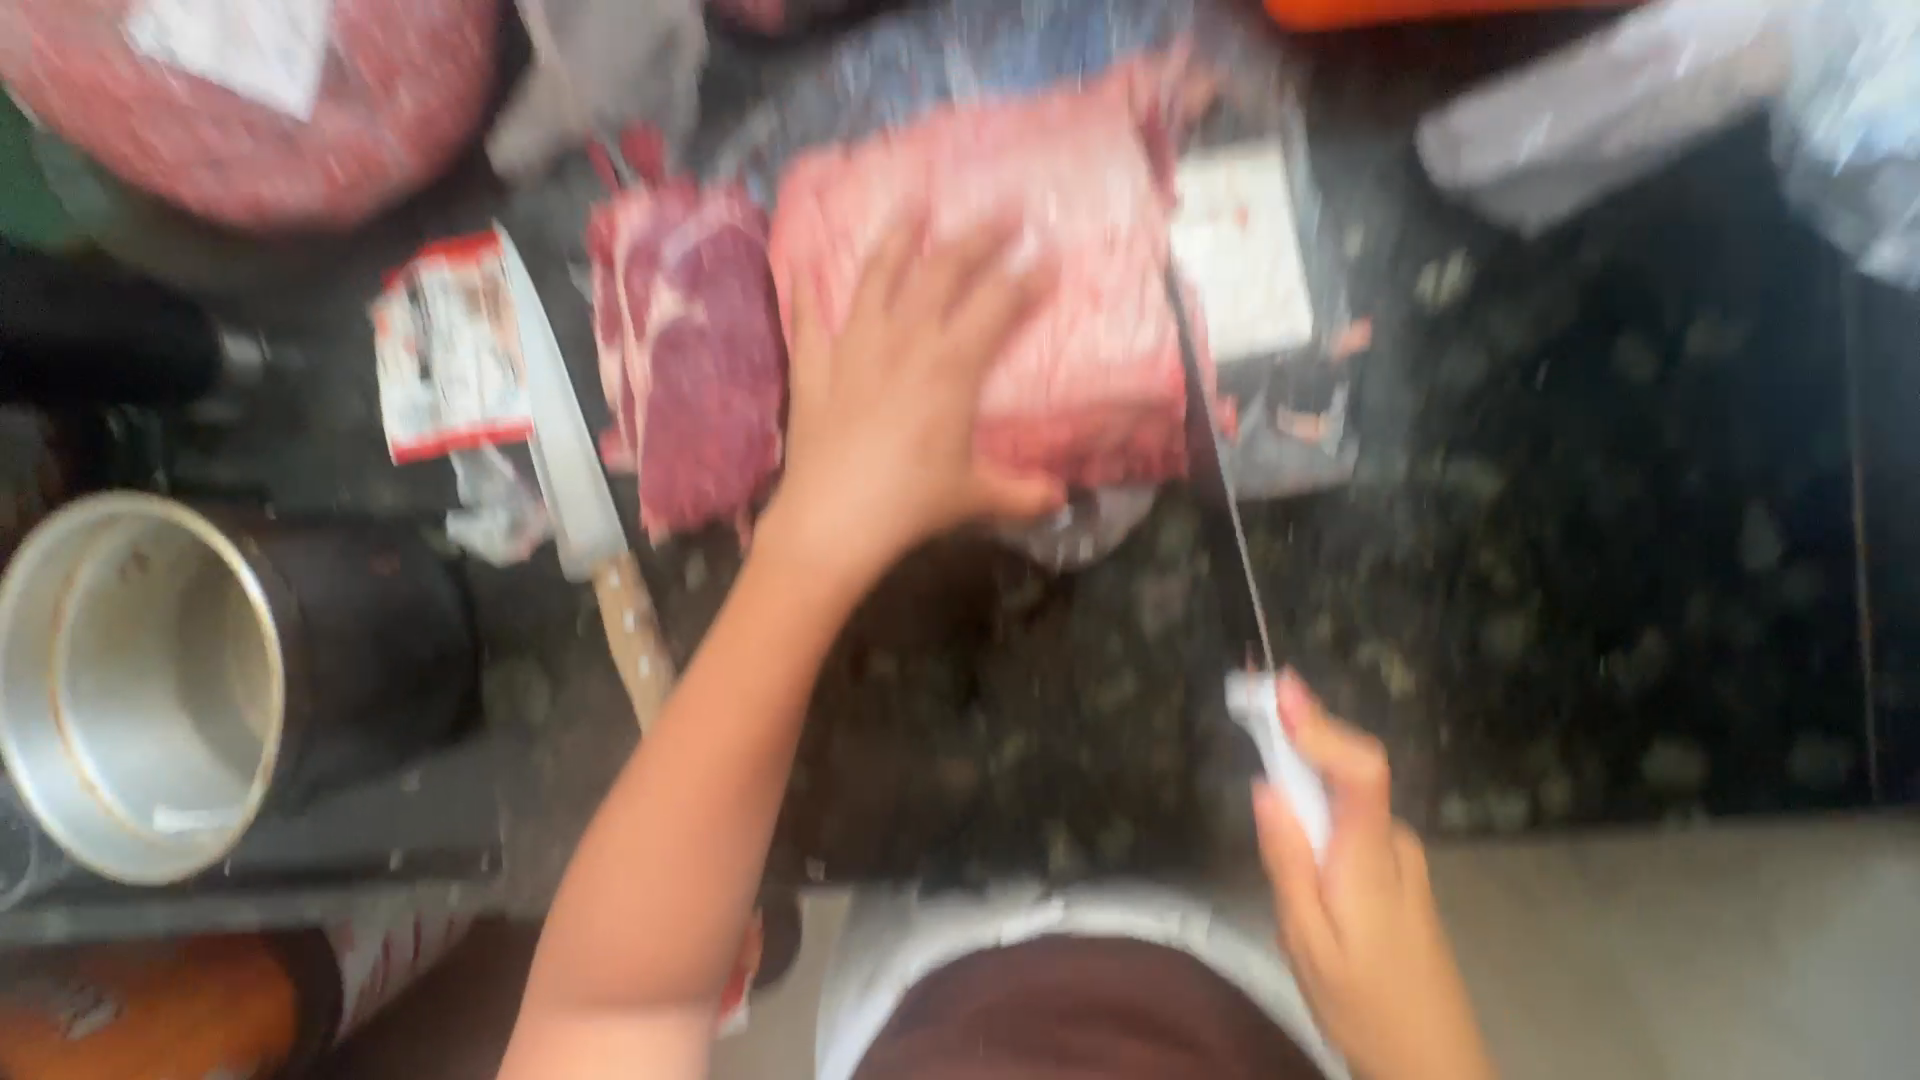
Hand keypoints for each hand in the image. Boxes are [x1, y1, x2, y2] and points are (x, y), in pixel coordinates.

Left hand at [759, 208, 1063, 592]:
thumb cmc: (911, 505)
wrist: (833, 521)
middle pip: (943, 270)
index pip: (999, 303)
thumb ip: (1022, 492)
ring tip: (914, 205)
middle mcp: (904, 340)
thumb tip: (1060, 499)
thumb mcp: (975, 497)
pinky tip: (804, 265)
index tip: (1049, 254)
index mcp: (951, 365)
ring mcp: (853, 347)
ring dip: (899, 236)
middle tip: (1002, 212)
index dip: (1028, 277)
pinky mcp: (814, 367)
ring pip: (877, 275)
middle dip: (978, 236)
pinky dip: (806, 291)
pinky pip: (808, 319)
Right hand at [1253, 671, 1496, 1079]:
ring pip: (1345, 794)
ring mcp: (1401, 854)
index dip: (1321, 724)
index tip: (1279, 689)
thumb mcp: (1307, 941)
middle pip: (1350, 766)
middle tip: (1251, 705)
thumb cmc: (1364, 1005)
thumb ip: (1287, 861)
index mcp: (1370, 858)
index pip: (1359, 769)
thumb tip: (1265, 786)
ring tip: (1266, 796)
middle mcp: (1394, 841)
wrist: (1435, 1063)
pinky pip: (1351, 816)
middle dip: (1300, 733)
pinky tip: (1297, 842)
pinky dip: (1317, 802)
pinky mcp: (1397, 867)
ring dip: (1304, 775)